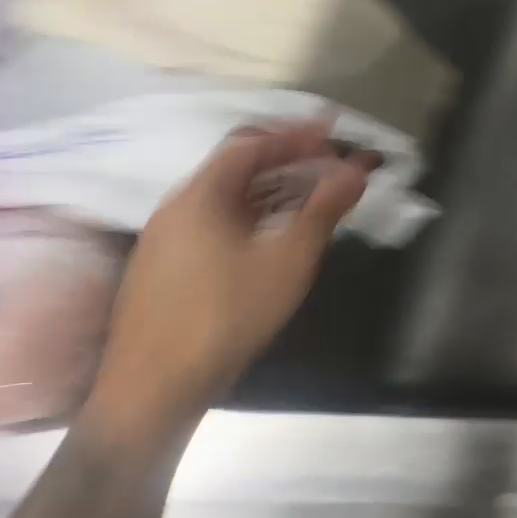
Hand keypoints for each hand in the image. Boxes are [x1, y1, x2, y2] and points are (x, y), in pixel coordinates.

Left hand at [82, 122, 373, 437]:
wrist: (156, 386)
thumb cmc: (229, 311)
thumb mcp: (291, 255)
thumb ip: (326, 206)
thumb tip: (357, 169)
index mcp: (200, 198)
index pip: (251, 145)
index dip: (298, 134)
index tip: (338, 131)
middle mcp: (177, 210)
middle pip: (240, 168)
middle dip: (294, 160)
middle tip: (339, 162)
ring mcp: (169, 240)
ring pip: (232, 196)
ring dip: (280, 187)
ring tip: (324, 193)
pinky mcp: (171, 266)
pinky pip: (221, 219)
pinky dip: (260, 211)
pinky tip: (288, 228)